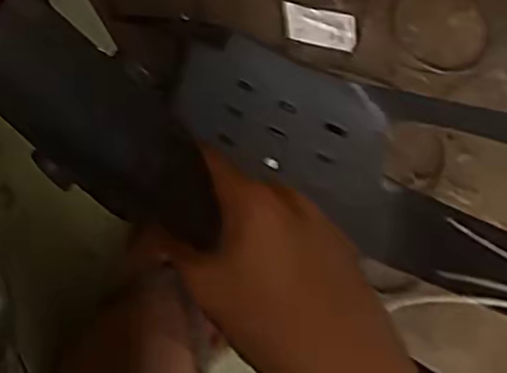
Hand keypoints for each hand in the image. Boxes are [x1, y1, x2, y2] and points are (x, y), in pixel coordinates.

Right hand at [140, 146, 412, 372]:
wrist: (351, 372)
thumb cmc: (271, 323)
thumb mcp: (206, 288)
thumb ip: (174, 247)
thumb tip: (154, 225)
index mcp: (253, 197)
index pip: (208, 155)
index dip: (184, 159)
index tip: (169, 172)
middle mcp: (289, 197)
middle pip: (241, 185)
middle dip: (220, 202)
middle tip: (205, 232)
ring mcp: (323, 222)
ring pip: (273, 209)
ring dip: (256, 222)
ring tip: (244, 258)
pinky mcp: (347, 249)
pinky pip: (302, 230)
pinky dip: (285, 240)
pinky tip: (281, 274)